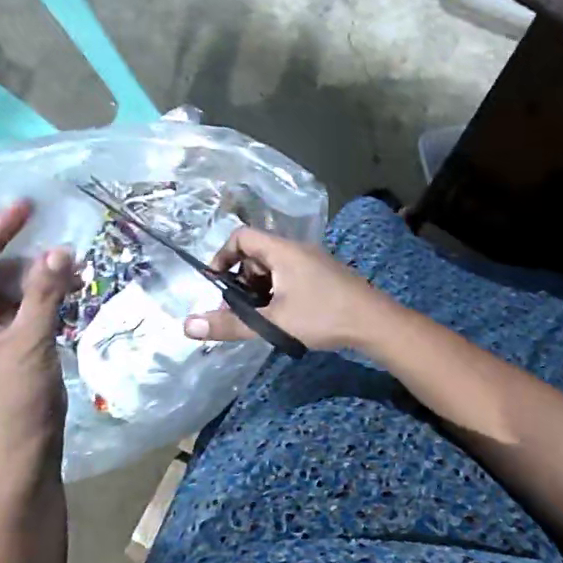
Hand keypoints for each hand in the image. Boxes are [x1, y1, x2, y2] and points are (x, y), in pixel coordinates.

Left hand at [0, 200, 74, 462]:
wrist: (26, 450)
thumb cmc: (15, 401)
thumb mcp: (29, 342)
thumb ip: (44, 293)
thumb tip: (62, 249)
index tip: (21, 206)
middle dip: (12, 247)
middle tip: (40, 216)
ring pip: (1, 283)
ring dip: (32, 269)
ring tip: (63, 253)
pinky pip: (16, 301)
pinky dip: (39, 289)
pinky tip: (65, 277)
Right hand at [181, 227, 390, 352]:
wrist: (375, 322)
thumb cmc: (323, 317)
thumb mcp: (273, 323)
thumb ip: (230, 325)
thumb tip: (187, 326)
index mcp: (283, 251)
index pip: (241, 236)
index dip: (222, 256)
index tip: (216, 284)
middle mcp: (297, 250)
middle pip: (256, 254)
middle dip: (241, 280)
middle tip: (238, 310)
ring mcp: (313, 262)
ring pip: (274, 268)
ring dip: (259, 289)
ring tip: (259, 318)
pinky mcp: (324, 277)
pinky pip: (290, 276)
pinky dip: (277, 292)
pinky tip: (282, 318)